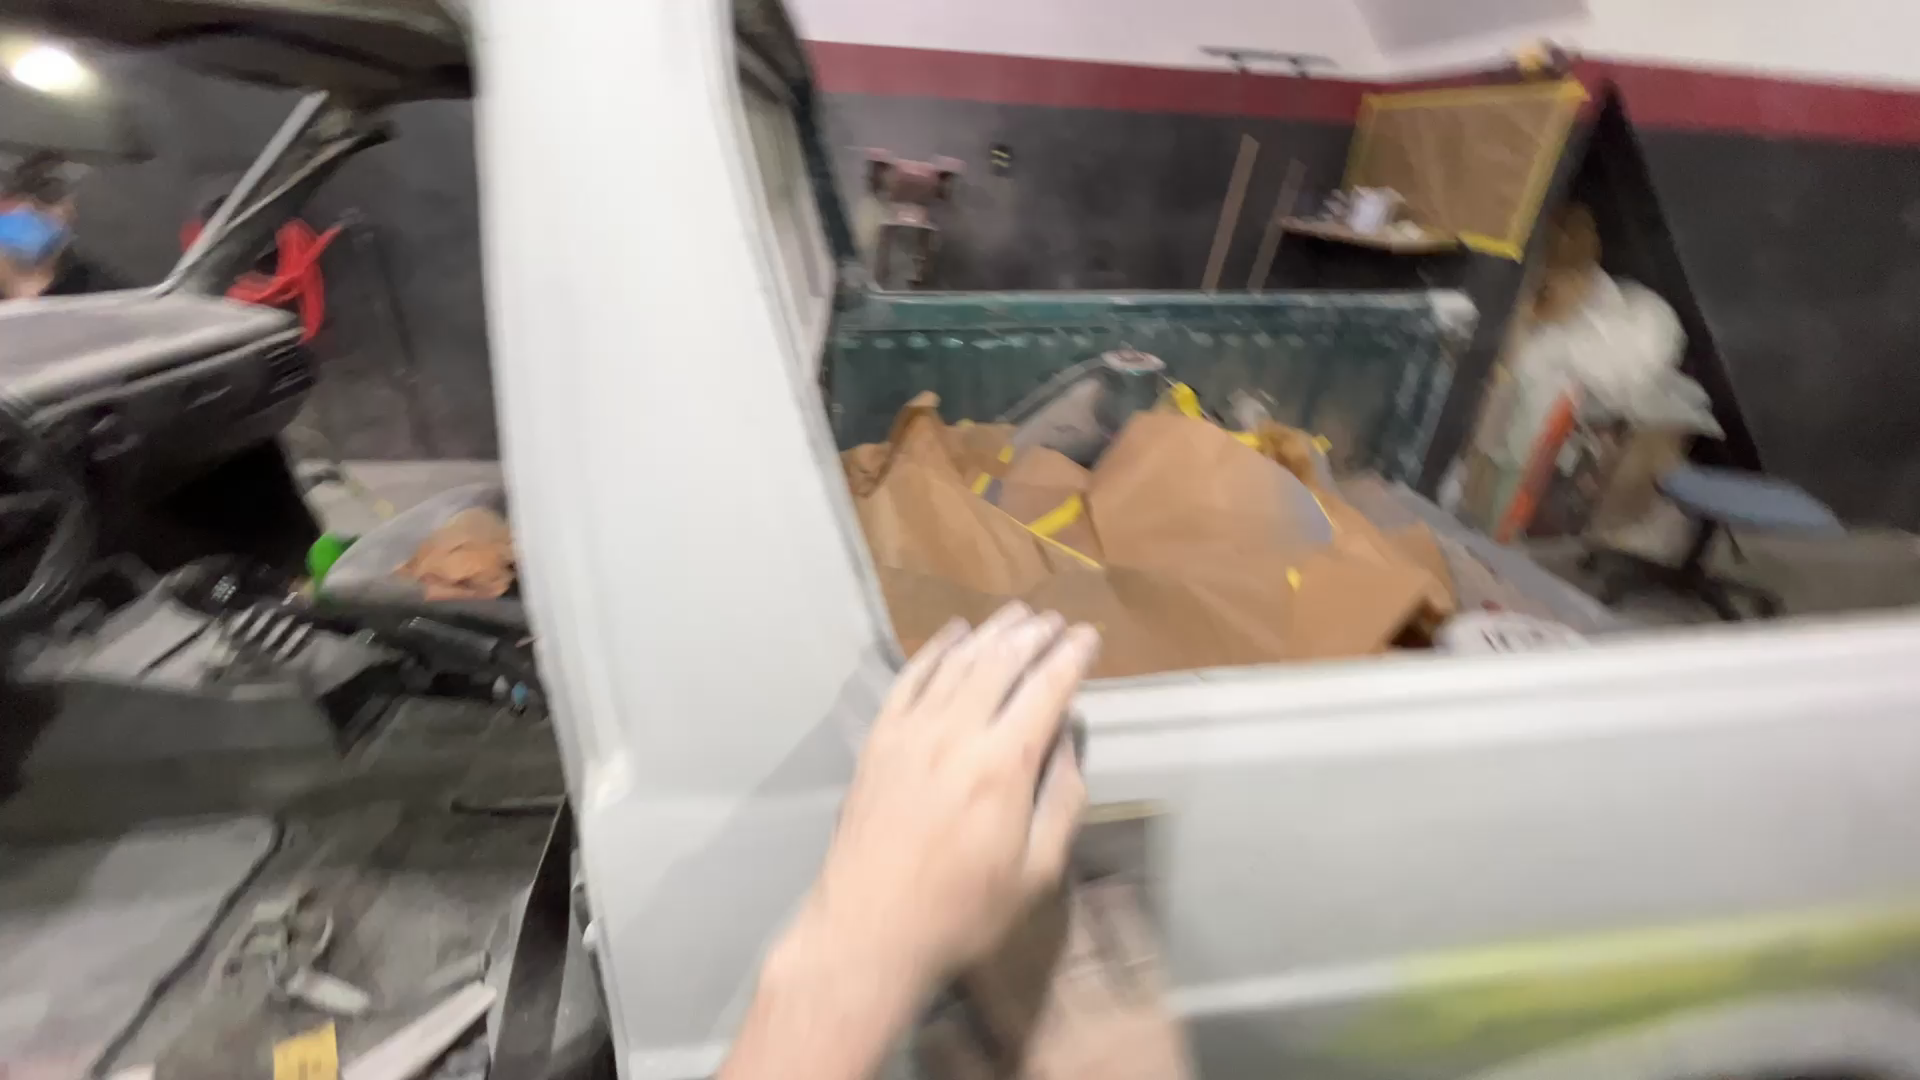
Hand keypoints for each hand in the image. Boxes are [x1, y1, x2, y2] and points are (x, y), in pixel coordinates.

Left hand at [796, 603, 1098, 993]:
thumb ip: (1062, 799)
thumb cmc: (962, 910)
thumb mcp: (1036, 871)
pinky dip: (936, 649)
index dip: (1071, 657)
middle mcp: (957, 732)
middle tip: (1054, 621)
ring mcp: (912, 730)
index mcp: (1003, 765)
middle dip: (1034, 635)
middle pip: (1002, 663)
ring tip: (1016, 614)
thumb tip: (1067, 739)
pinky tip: (953, 633)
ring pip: (958, 662)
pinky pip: (911, 678)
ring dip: (991, 632)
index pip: (1046, 690)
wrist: (868, 929)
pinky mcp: (880, 737)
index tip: (1088, 636)